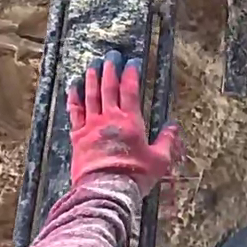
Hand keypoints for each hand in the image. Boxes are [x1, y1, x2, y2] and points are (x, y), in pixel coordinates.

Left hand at [67, 51, 180, 196]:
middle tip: (111, 55)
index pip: (130, 90)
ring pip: (91, 95)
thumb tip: (173, 126)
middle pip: (108, 87)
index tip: (132, 62)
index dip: (131, 74)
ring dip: (92, 78)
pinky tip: (74, 87)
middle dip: (110, 69)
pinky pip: (75, 112)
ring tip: (93, 64)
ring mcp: (91, 125)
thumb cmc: (135, 176)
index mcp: (130, 121)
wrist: (106, 190)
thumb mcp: (159, 160)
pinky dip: (74, 97)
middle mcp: (110, 118)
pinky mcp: (78, 136)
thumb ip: (166, 141)